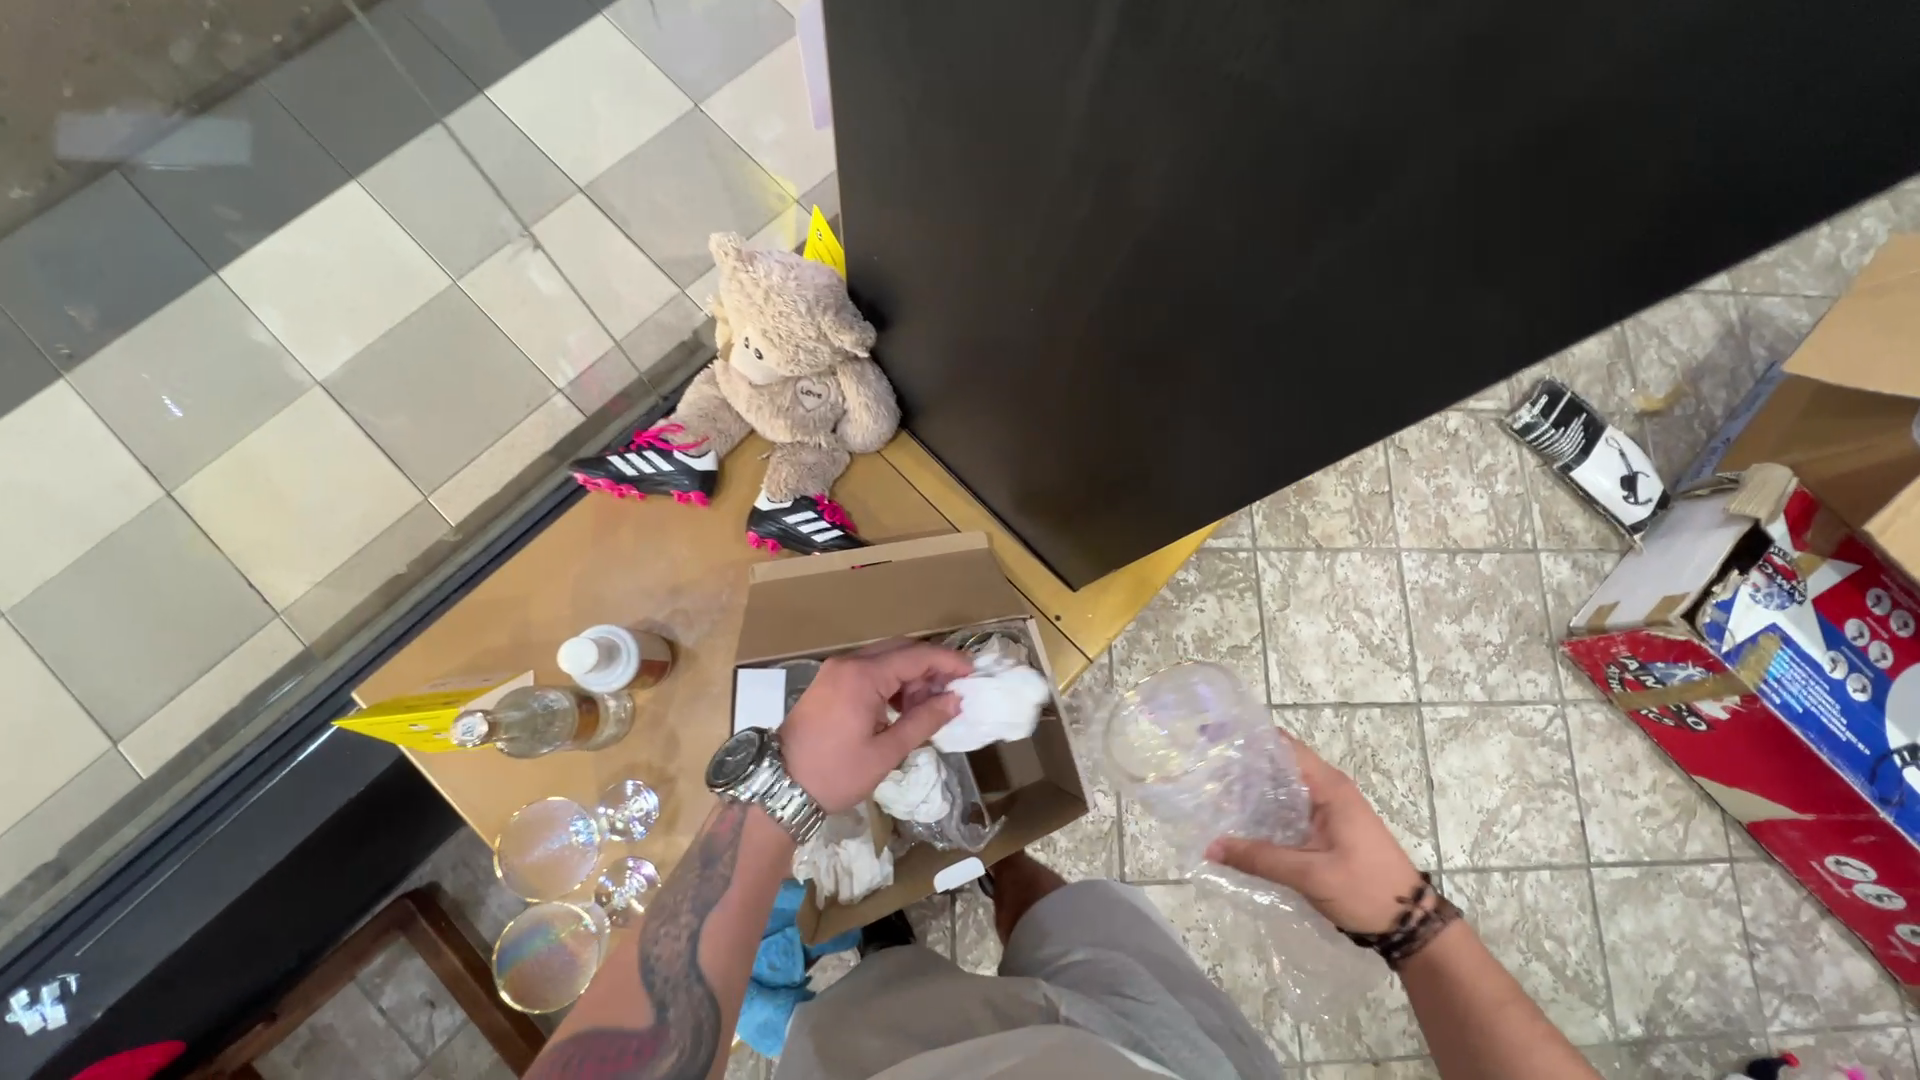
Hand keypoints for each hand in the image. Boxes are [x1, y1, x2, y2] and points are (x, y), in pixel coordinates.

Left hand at [781, 641, 972, 813]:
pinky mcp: (828, 683)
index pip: (916, 655)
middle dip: (930, 668)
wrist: (780, 788)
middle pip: (900, 650)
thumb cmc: (835, 773)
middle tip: (952, 694)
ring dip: (910, 677)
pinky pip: (867, 670)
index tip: (972, 673)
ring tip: (927, 708)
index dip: (948, 662)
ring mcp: (834, 671)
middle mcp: (847, 663)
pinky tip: (902, 708)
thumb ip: (924, 721)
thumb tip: (955, 701)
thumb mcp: (886, 752)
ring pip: (884, 659)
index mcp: (862, 676)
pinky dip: (890, 683)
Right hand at [1204, 736, 1425, 933]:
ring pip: (1281, 787)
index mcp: (1328, 787)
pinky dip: (1263, 810)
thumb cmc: (1367, 889)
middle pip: (1277, 764)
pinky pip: (1288, 808)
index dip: (1248, 739)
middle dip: (1241, 765)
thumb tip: (1210, 847)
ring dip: (1250, 790)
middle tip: (1203, 772)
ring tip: (1211, 795)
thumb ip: (1260, 858)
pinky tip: (1239, 822)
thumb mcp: (1310, 874)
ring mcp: (1328, 809)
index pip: (1282, 746)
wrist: (1411, 925)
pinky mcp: (1326, 828)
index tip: (1212, 740)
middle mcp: (1327, 790)